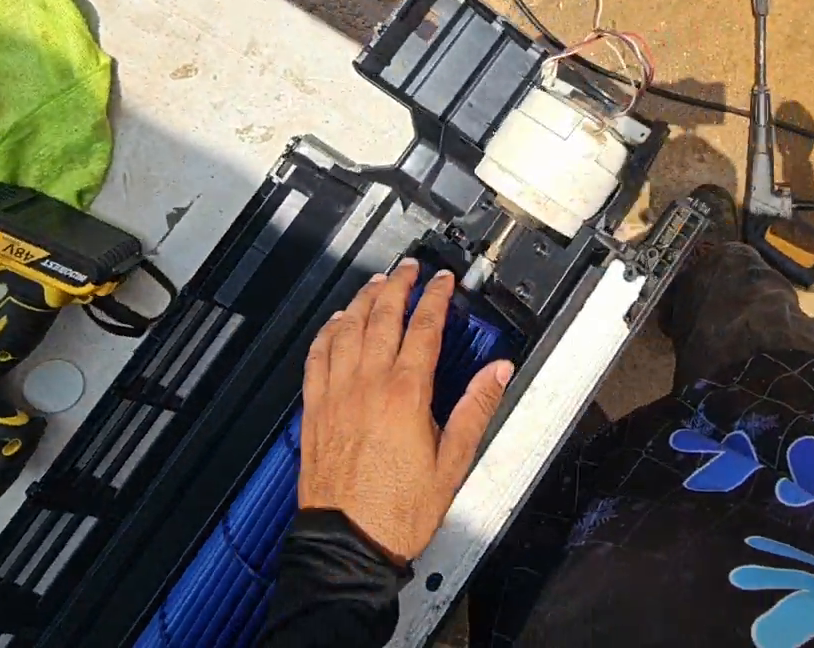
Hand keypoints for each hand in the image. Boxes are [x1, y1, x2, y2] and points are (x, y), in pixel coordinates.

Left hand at [298, 259, 513, 564]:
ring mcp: (336, 395)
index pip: (423, 327)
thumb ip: (476, 409)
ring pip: (347, 330)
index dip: (435, 297)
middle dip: (398, 285)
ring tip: (376, 283)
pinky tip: (335, 323)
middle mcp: (367, 385)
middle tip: (409, 268)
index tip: (443, 282)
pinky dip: (327, 333)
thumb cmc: (399, 509)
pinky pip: (316, 358)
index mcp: (405, 394)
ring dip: (363, 300)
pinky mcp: (315, 411)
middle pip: (382, 317)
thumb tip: (498, 371)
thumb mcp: (453, 462)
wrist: (347, 546)